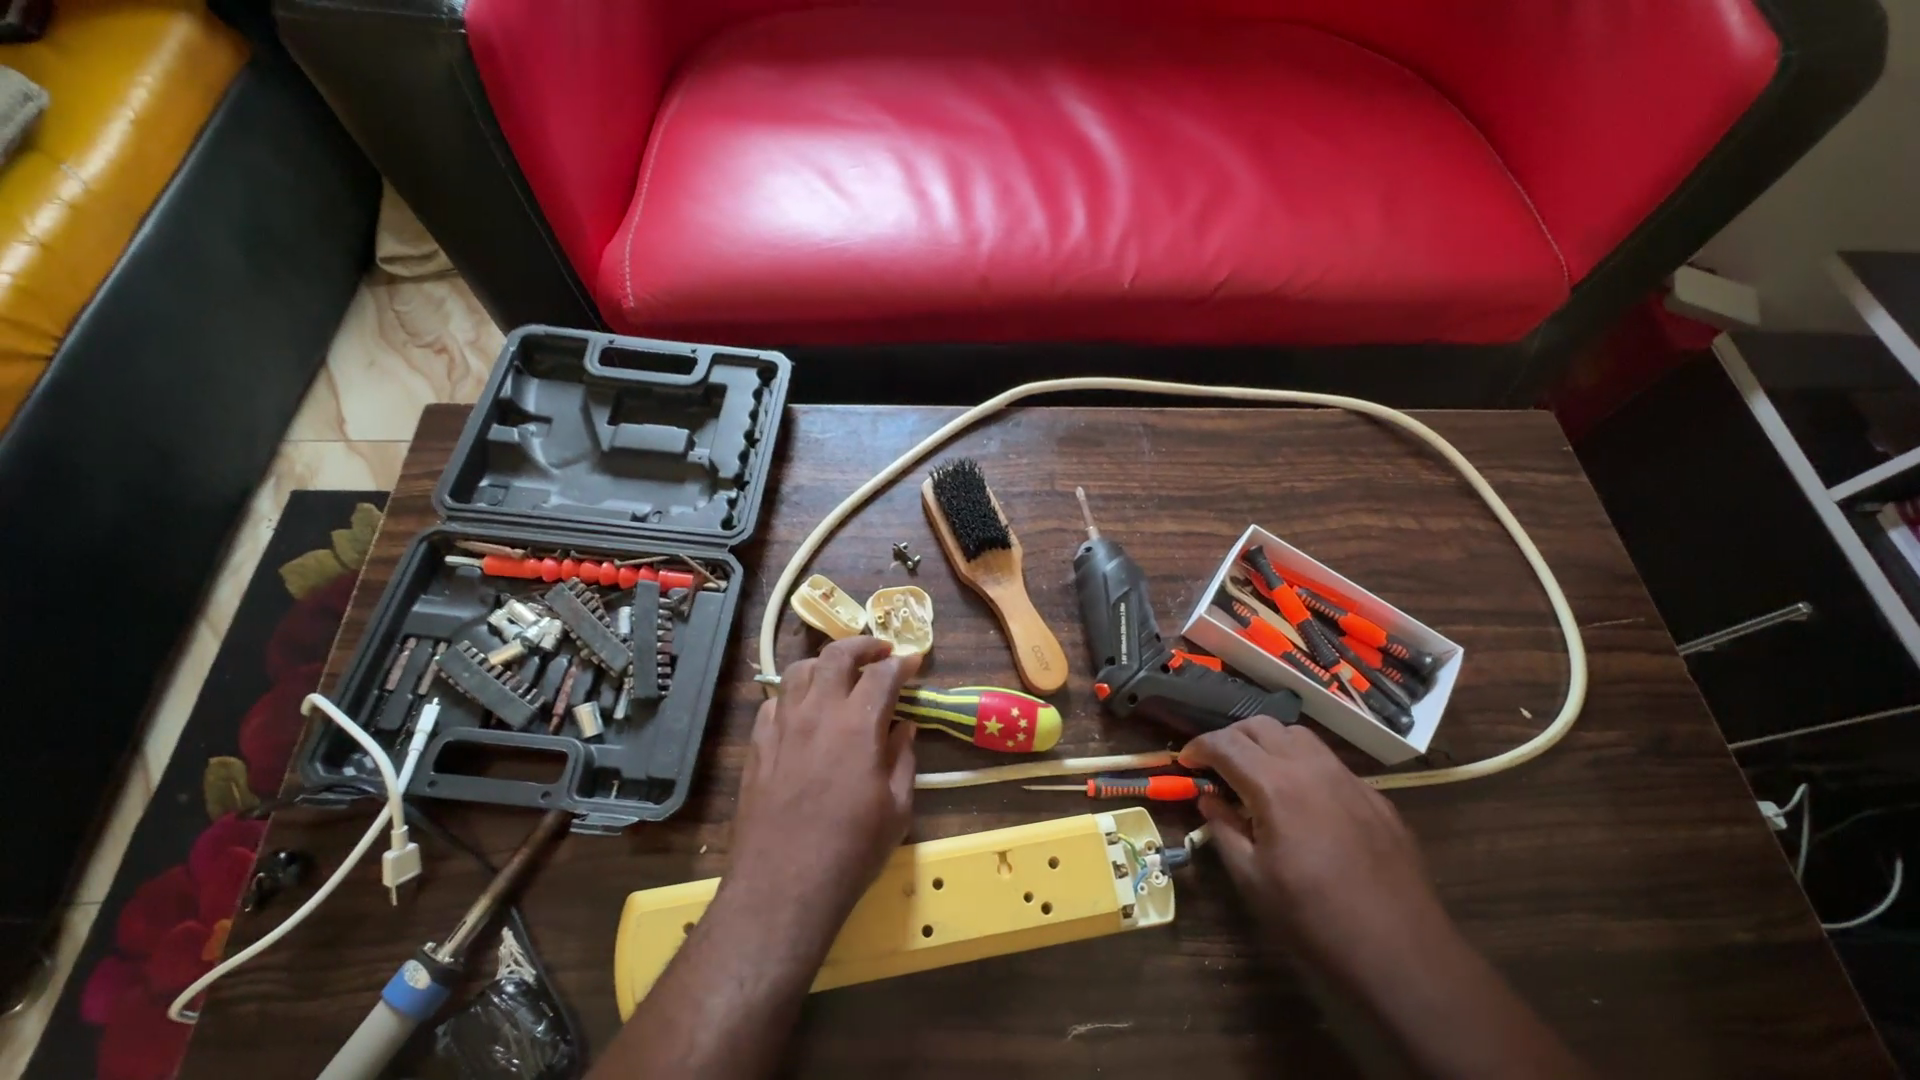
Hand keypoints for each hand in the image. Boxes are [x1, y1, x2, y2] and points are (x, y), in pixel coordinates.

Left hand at [729, 636, 920, 923]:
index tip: (913, 662)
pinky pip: (775, 701)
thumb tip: (904, 727)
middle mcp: (818, 713)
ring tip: (841, 674)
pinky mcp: (757, 745)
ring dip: (825, 663)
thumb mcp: (897, 808)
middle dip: (863, 645)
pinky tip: (805, 710)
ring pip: (800, 671)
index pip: (882, 674)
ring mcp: (782, 726)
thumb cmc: (852, 850)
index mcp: (858, 724)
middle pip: (836, 656)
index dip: (902, 663)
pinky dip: (795, 694)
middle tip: (880, 651)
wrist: (783, 883)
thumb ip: (902, 758)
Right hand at [1180, 718, 1449, 983]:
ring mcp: (1349, 779)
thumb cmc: (1313, 919)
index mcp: (1276, 786)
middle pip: (1263, 726)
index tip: (1185, 761)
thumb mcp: (1252, 879)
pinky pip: (1330, 763)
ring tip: (1256, 774)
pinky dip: (1303, 766)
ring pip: (1300, 736)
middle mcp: (1312, 768)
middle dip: (1232, 738)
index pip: (1226, 744)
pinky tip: (1301, 802)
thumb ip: (1224, 829)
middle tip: (1216, 765)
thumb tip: (1209, 800)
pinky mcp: (1375, 797)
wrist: (1400, 950)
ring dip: (1269, 744)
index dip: (1199, 747)